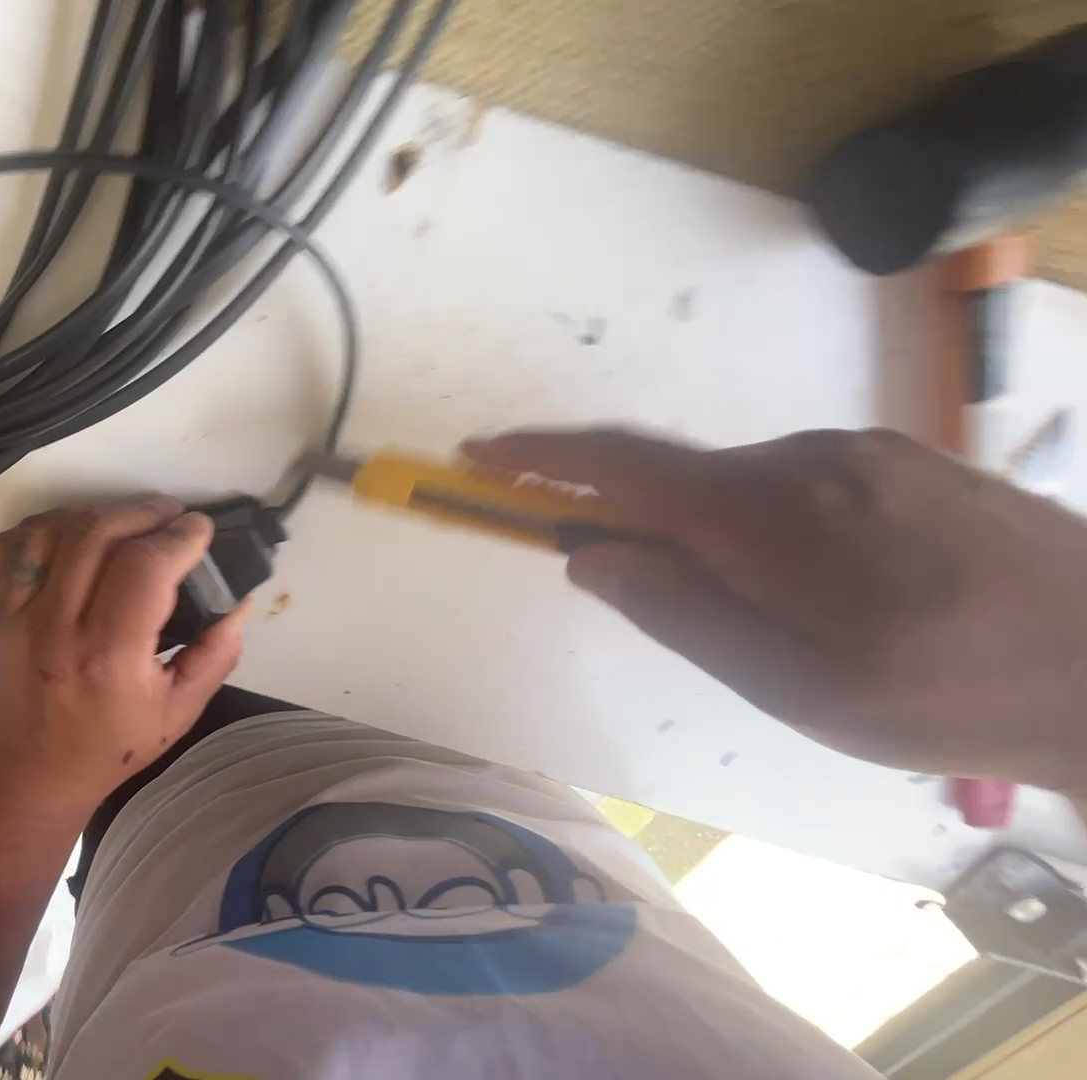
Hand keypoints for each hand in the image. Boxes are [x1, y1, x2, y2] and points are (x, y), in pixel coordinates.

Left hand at [0, 497, 251, 819]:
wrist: (29, 774)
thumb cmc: (110, 747)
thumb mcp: (178, 712)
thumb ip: (216, 654)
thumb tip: (239, 599)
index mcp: (107, 656)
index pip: (145, 566)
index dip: (179, 536)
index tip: (199, 528)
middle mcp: (53, 628)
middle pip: (98, 533)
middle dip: (143, 513)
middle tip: (168, 517)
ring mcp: (9, 615)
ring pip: (50, 529)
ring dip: (94, 516)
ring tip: (123, 525)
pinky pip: (7, 544)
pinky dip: (41, 529)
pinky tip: (69, 539)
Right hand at [465, 427, 1086, 793]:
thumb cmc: (953, 695)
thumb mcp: (792, 685)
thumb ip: (676, 612)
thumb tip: (587, 554)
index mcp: (765, 511)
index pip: (620, 466)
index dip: (537, 457)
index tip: (477, 455)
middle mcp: (803, 458)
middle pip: (668, 475)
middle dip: (625, 518)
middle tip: (645, 592)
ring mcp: (856, 452)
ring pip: (726, 483)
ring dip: (699, 531)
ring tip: (764, 615)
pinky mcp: (896, 460)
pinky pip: (780, 482)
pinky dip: (749, 523)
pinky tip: (815, 586)